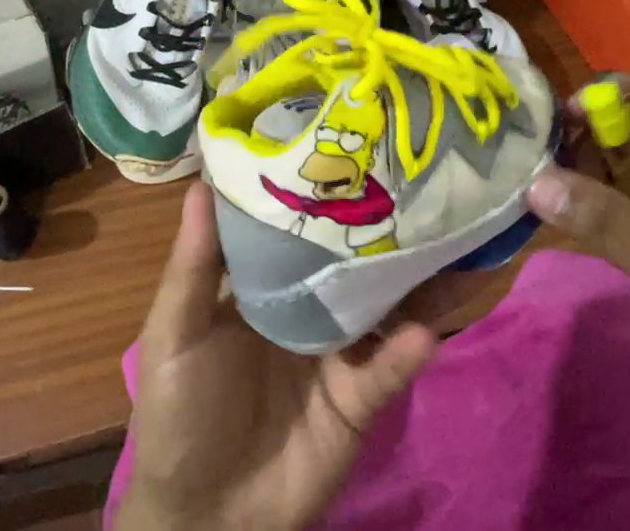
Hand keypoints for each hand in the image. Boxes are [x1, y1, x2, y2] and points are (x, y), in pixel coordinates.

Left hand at [116, 183, 437, 530]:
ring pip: (383, 306)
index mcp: (260, 284)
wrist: (206, 519)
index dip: (319, 187)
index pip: (295, 225)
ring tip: (454, 240)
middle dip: (383, 226)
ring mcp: (338, 350)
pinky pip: (388, 369)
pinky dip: (406, 352)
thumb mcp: (175, 334)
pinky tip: (422, 333)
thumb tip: (201, 182)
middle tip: (424, 178)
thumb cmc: (178, 414)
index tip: (350, 137)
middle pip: (350, 259)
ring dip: (418, 280)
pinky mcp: (360, 397)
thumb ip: (193, 266)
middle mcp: (306, 306)